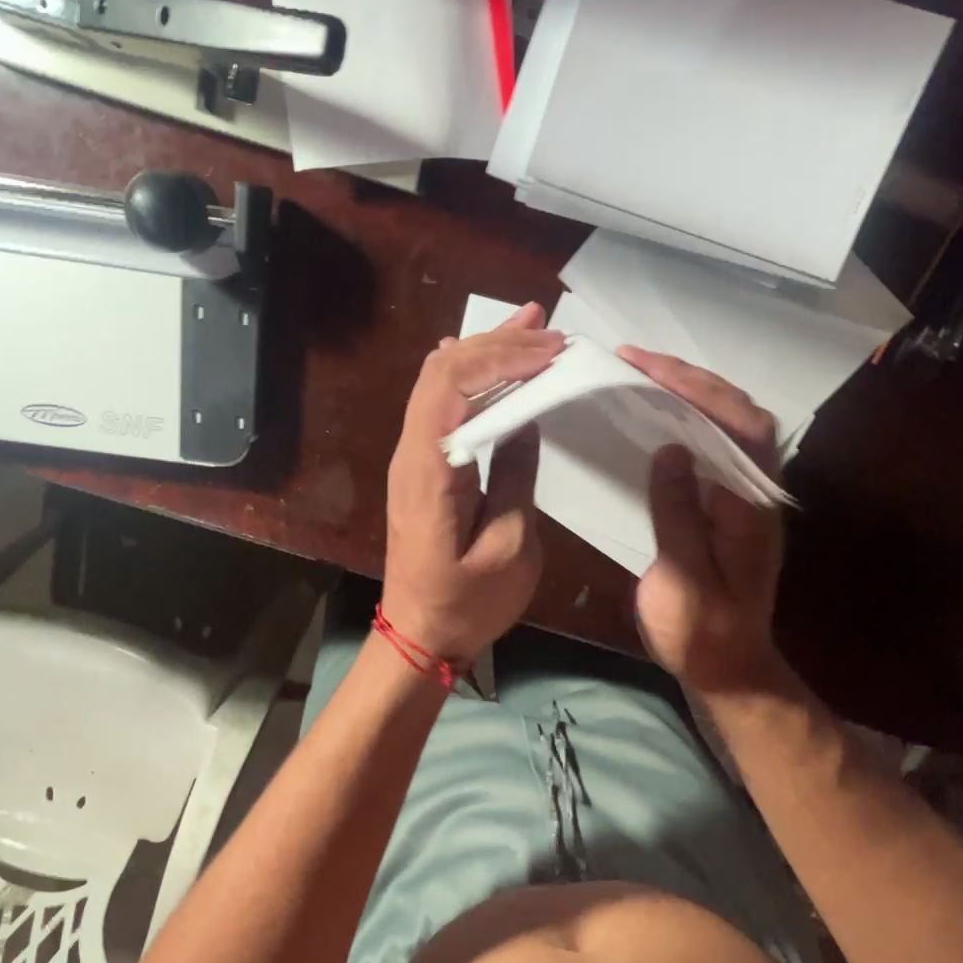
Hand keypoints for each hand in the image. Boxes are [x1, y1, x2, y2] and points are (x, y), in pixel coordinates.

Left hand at [381, 303, 564, 661]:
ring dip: (483, 352)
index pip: (452, 384)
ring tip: (528, 327)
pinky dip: (470, 377)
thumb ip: (517, 478)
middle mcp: (411, 452)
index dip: (501, 358)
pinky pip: (440, 405)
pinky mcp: (421, 468)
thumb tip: (525, 422)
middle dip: (496, 343)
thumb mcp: (509, 549)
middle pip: (442, 372)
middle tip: (548, 327)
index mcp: (430, 469)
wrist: (419, 635)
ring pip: (438, 383)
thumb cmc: (467, 603)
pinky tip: (489, 361)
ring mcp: (411, 458)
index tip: (551, 352)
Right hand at [617, 345, 787, 694]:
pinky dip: (688, 417)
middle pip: (739, 413)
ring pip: (730, 424)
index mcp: (751, 507)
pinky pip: (715, 445)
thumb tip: (672, 448)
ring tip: (639, 373)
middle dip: (689, 378)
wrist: (730, 669)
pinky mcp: (730, 504)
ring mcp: (747, 496)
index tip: (645, 368)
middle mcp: (758, 491)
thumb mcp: (683, 581)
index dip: (697, 389)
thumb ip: (679, 514)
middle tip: (632, 359)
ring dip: (690, 391)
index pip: (738, 426)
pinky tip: (656, 414)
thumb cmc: (703, 634)